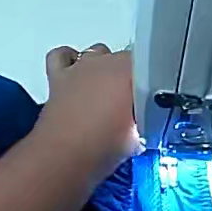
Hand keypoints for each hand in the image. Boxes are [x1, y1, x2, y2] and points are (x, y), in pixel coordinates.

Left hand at [34, 44, 140, 178]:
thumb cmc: (105, 146)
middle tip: (131, 104)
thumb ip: (146, 119)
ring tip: (105, 93)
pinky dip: (69, 61)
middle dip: (129, 77)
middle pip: (123, 59)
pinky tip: (75, 76)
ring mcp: (80, 67)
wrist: (66, 156)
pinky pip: (62, 57)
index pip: (149, 62)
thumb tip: (144, 119)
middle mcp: (106, 61)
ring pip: (97, 54)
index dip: (152, 80)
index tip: (153, 97)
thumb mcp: (140, 135)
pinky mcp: (58, 77)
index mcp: (131, 70)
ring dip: (103, 69)